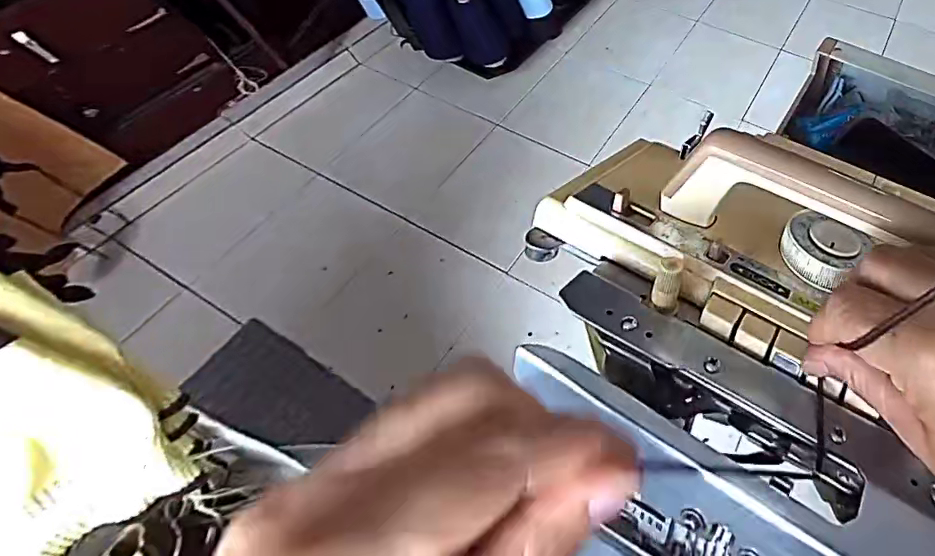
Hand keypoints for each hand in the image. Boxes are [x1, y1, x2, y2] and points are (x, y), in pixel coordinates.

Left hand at [219, 358, 638, 555]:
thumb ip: (529, 544)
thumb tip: (603, 478)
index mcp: (344, 542)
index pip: (500, 445)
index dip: (583, 444)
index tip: (623, 463)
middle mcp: (315, 500)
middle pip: (479, 394)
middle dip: (549, 427)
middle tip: (587, 475)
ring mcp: (310, 488)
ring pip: (457, 393)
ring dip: (518, 428)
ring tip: (537, 487)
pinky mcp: (321, 488)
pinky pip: (427, 421)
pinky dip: (481, 441)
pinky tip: (492, 489)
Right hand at [803, 246, 934, 554]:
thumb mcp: (934, 446)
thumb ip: (874, 384)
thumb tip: (833, 356)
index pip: (848, 306)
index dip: (825, 326)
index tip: (825, 340)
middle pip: (881, 261)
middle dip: (859, 293)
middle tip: (859, 331)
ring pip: (926, 257)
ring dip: (906, 288)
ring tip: (915, 335)